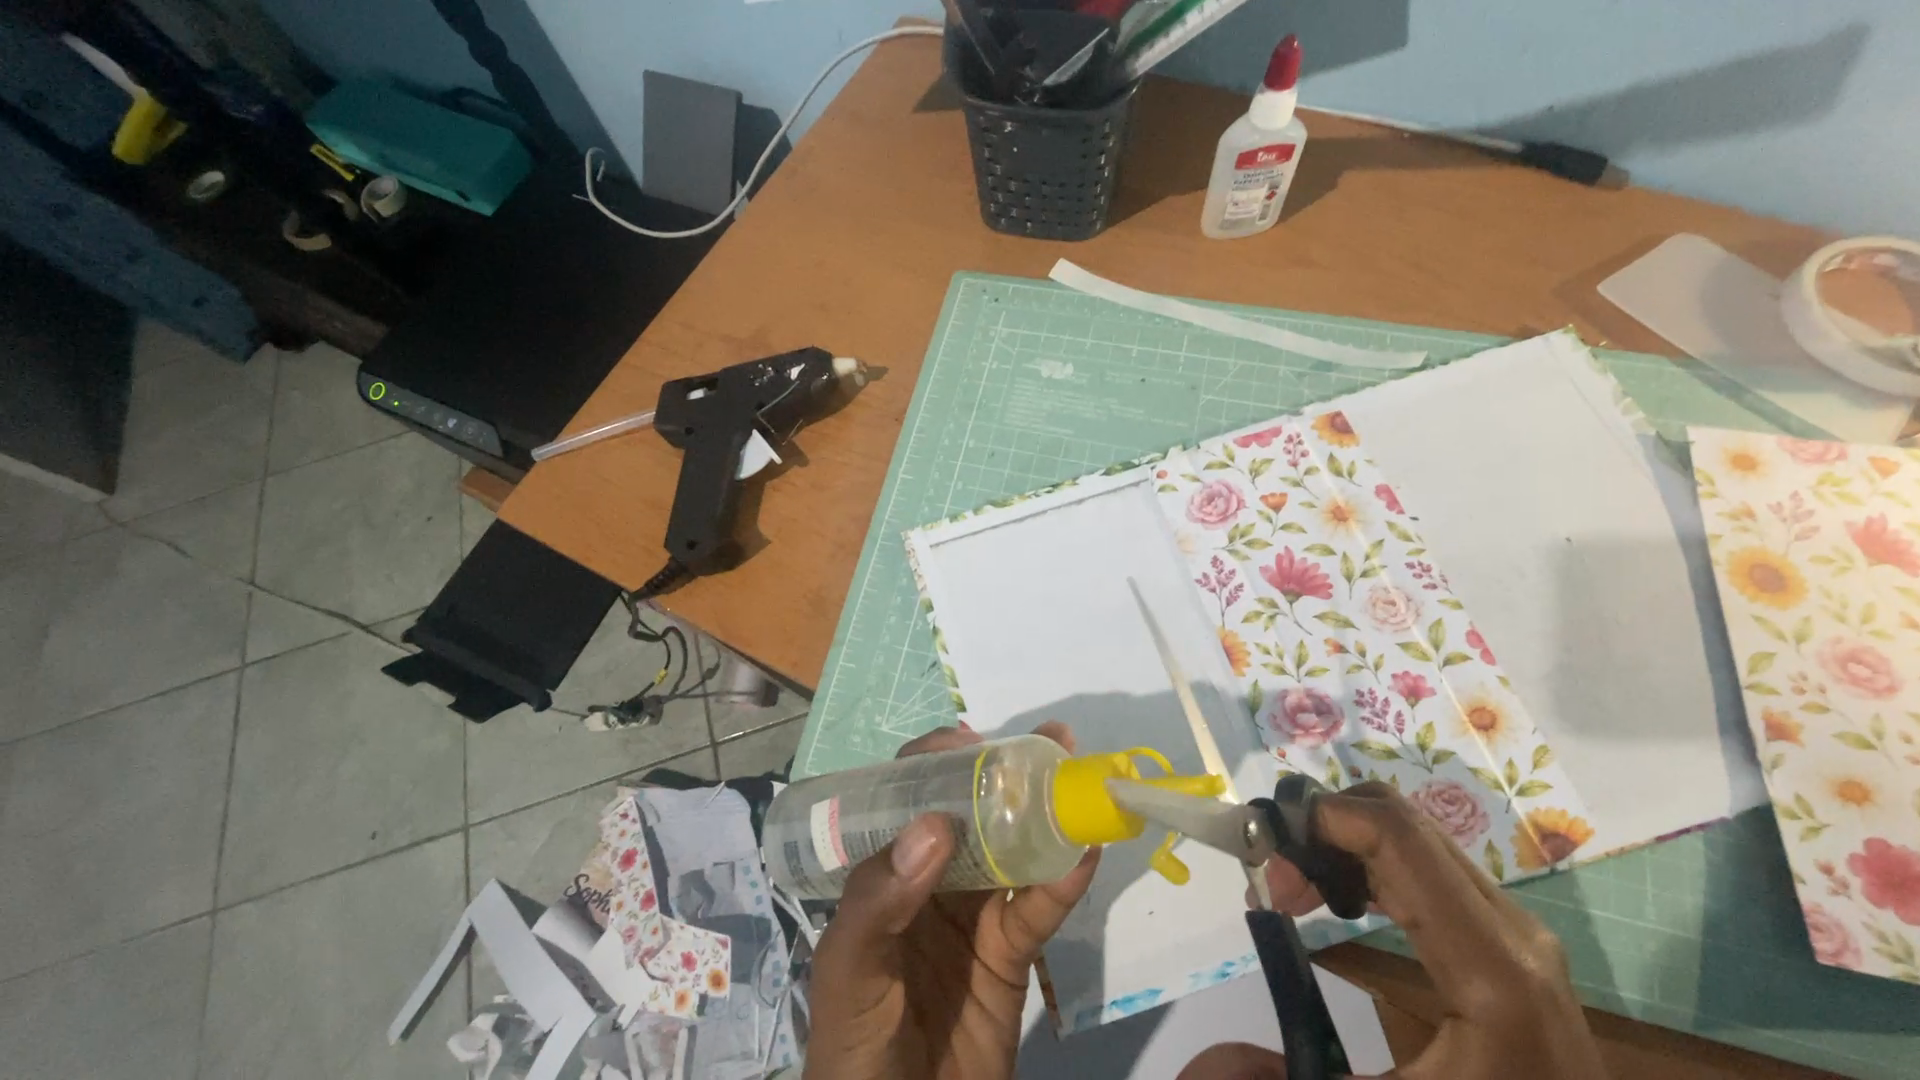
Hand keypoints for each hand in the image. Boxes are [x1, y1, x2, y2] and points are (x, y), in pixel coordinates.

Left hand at [806, 723, 1100, 1079]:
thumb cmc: (852, 1047)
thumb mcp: (848, 972)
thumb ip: (877, 902)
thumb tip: (933, 824)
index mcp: (879, 877)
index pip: (903, 801)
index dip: (934, 762)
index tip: (970, 741)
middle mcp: (927, 885)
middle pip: (968, 815)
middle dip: (1004, 774)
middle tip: (1047, 740)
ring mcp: (971, 918)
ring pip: (1011, 852)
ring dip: (1043, 814)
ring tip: (1075, 772)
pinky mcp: (1008, 957)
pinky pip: (1038, 911)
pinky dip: (1063, 881)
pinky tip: (1085, 852)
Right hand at [1182, 782, 1606, 1079]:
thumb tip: (1202, 1062)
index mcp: (1493, 967)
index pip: (1398, 836)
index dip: (1321, 819)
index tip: (1261, 854)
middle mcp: (1508, 928)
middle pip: (1400, 822)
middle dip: (1318, 831)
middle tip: (1269, 881)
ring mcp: (1510, 928)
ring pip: (1410, 836)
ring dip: (1337, 845)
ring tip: (1291, 893)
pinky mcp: (1502, 937)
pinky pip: (1423, 865)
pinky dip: (1364, 863)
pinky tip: (1334, 902)